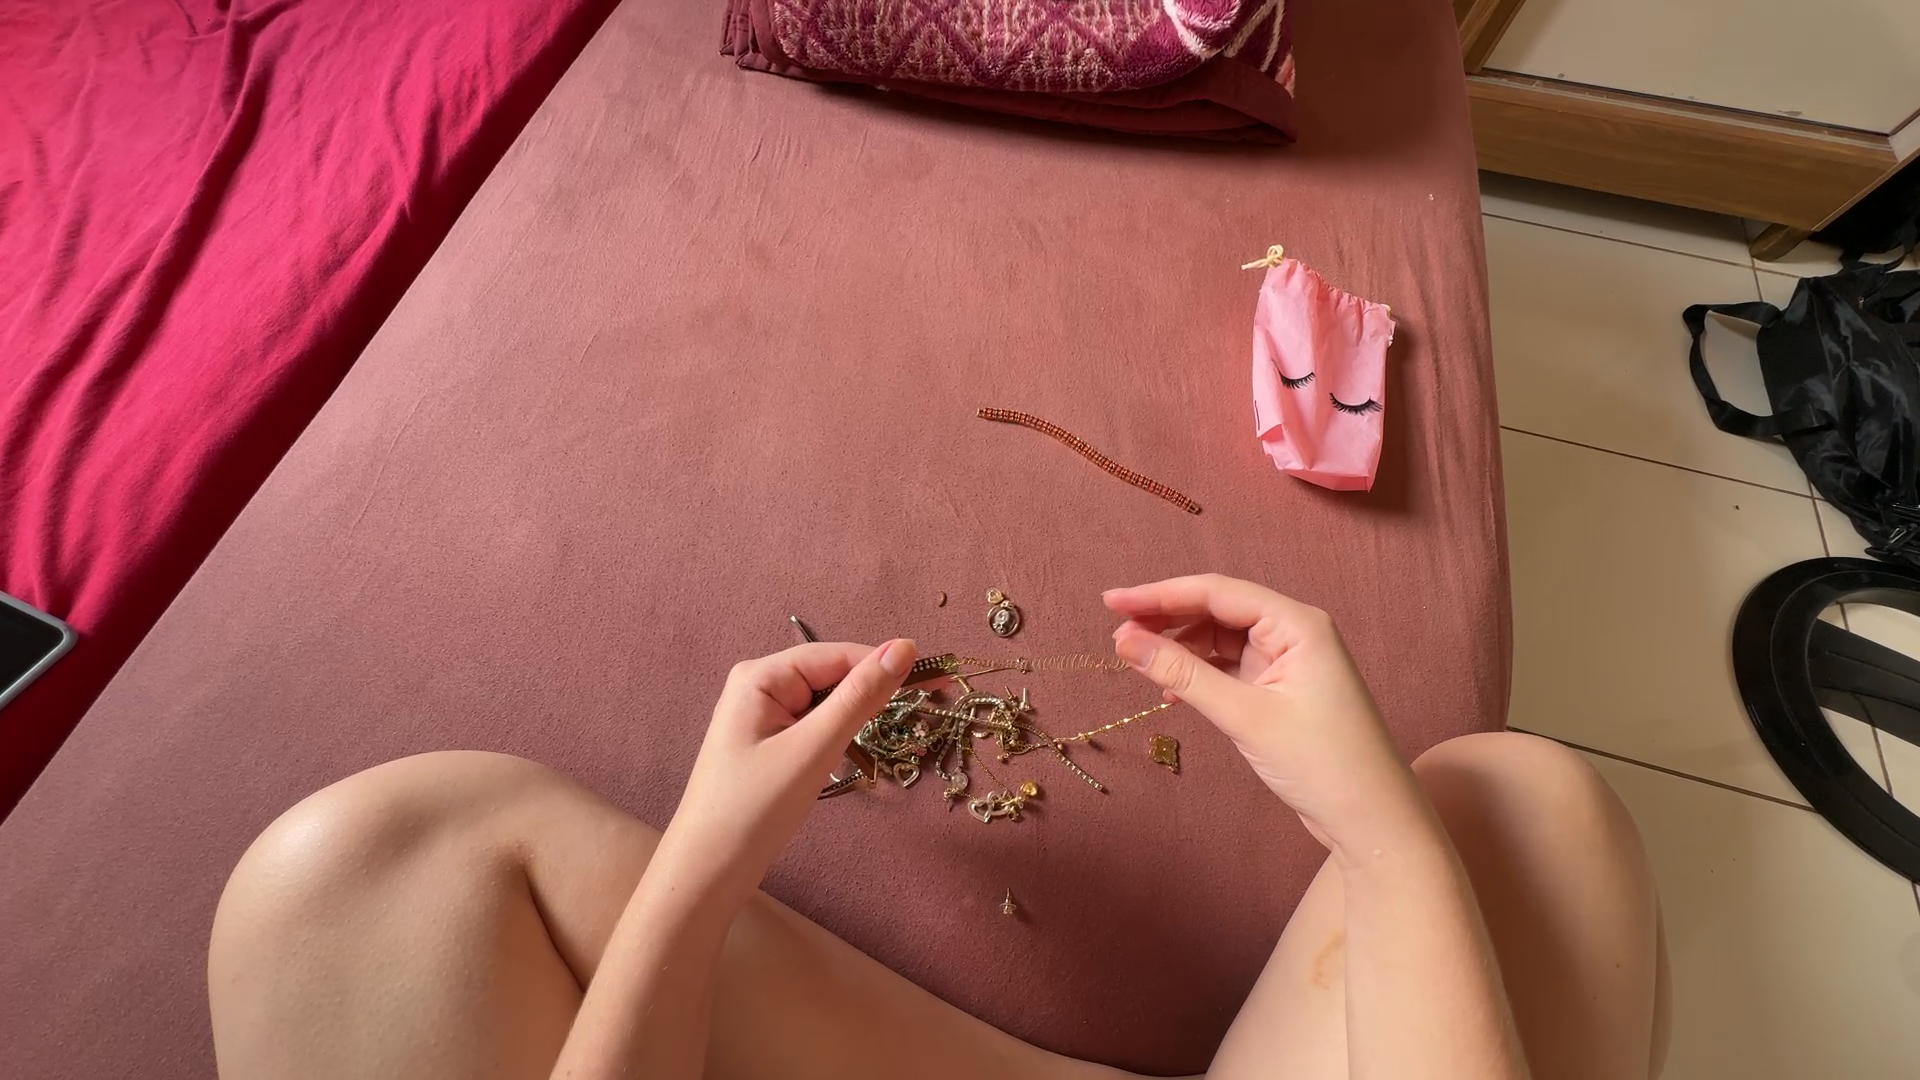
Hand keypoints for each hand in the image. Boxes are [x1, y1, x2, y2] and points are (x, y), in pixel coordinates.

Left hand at [659, 639, 915, 893]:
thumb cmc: (754, 809)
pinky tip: (851, 751)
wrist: (705, 875)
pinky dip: (838, 734)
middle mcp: (759, 684)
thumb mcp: (814, 749)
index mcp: (761, 675)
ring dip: (856, 715)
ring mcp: (761, 714)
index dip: (886, 662)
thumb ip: (860, 696)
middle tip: (924, 706)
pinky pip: (815, 722)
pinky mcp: (768, 741)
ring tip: (889, 732)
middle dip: (872, 691)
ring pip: (826, 700)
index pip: (837, 654)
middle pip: (832, 673)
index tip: (938, 677)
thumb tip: (904, 647)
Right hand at [1105, 575, 1432, 855]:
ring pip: (1217, 638)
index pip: (1215, 592)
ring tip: (1136, 661)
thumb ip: (1182, 674)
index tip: (1111, 602)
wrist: (1374, 825)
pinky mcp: (1277, 688)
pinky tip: (1169, 691)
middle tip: (1116, 633)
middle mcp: (1291, 632)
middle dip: (1165, 619)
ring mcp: (1284, 660)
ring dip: (1177, 648)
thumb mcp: (1244, 716)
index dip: (1158, 594)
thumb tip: (1123, 641)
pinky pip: (1225, 667)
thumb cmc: (1321, 764)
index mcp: (1296, 623)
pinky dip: (1195, 674)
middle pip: (1214, 610)